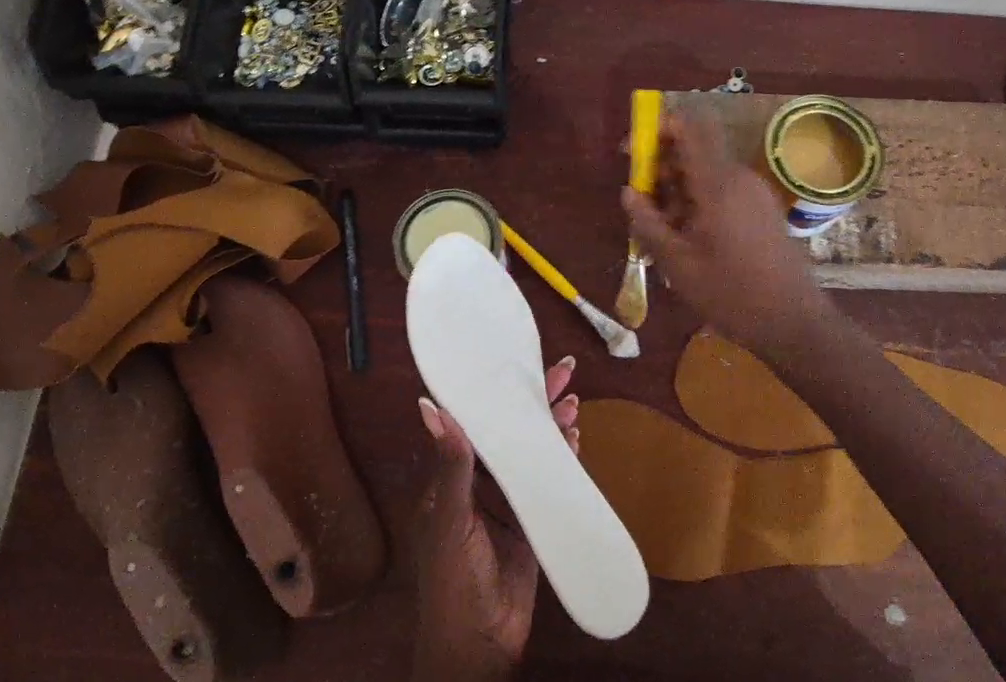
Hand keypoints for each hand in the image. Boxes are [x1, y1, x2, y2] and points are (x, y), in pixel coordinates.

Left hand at [411, 357, 580, 681]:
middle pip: (510, 432)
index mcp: (452, 478)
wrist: (481, 643)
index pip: (476, 423)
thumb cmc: (452, 579)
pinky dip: (563, 458)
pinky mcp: (533, 522)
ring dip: (552, 426)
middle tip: (563, 371)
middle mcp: (481, 484)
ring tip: (574, 401)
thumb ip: (449, 465)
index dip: (496, 392)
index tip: (516, 363)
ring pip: (533, 452)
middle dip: (535, 402)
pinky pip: (550, 481)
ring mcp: (509, 503)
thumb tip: (429, 405)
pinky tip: (576, 439)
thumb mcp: (449, 519)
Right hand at [620, 112, 832, 347]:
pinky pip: (722, 192)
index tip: (630, 153)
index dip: (656, 130)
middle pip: (694, 152)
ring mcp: (755, 194)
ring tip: (660, 232)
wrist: (794, 323)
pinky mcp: (762, 210)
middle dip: (661, 170)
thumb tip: (628, 191)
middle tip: (640, 206)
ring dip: (678, 192)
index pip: (688, 128)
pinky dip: (698, 204)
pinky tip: (687, 241)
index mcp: (719, 183)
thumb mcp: (677, 263)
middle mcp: (739, 178)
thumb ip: (648, 222)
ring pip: (706, 175)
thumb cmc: (731, 294)